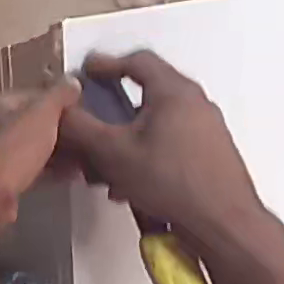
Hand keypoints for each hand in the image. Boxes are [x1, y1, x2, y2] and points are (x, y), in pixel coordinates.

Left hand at [0, 79, 80, 231]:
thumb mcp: (42, 115)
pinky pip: (25, 167)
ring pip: (28, 146)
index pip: (30, 94)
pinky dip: (45, 168)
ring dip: (54, 151)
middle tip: (85, 136)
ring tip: (83, 157)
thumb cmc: (14, 150)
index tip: (82, 111)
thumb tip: (73, 80)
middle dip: (58, 129)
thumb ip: (58, 95)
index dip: (58, 101)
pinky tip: (69, 174)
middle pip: (28, 122)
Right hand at [59, 50, 265, 242]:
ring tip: (105, 165)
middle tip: (91, 120)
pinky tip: (128, 184)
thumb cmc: (172, 181)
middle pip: (145, 94)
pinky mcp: (209, 154)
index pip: (137, 61)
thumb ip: (80, 128)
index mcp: (173, 92)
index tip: (87, 72)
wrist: (221, 223)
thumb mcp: (112, 152)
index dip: (106, 64)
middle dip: (112, 111)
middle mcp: (194, 104)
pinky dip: (144, 155)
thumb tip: (61, 111)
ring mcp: (205, 129)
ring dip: (125, 139)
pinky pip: (169, 144)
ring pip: (155, 123)